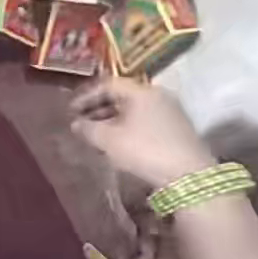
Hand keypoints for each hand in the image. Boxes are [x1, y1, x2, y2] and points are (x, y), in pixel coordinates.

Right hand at [69, 78, 216, 185]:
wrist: (186, 174)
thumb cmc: (144, 151)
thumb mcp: (109, 140)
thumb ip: (88, 129)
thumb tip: (76, 123)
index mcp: (141, 92)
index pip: (109, 84)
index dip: (86, 96)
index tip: (70, 110)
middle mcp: (157, 95)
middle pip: (122, 96)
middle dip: (97, 108)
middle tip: (80, 122)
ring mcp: (169, 111)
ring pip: (133, 109)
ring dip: (111, 119)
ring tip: (94, 134)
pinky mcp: (174, 127)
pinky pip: (143, 120)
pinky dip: (125, 126)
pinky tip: (116, 142)